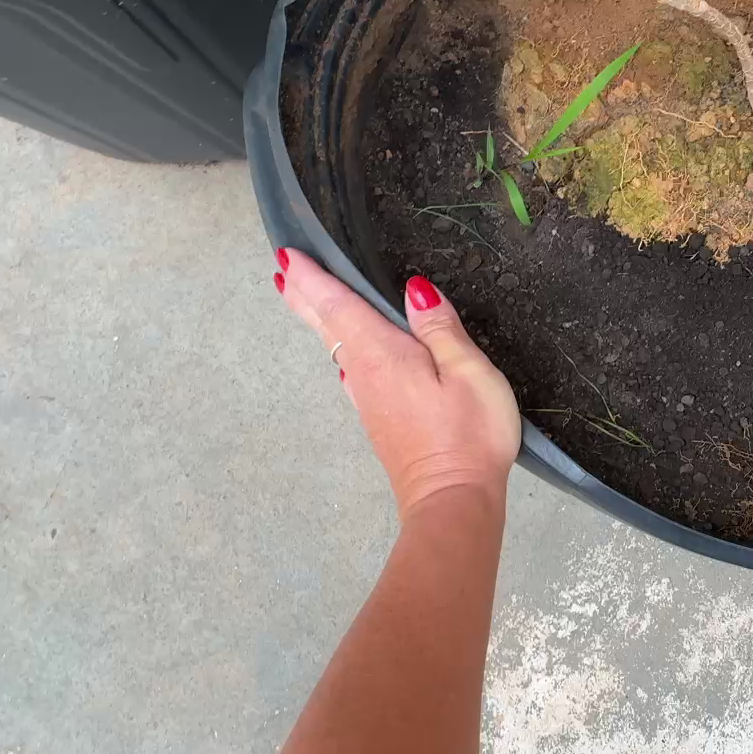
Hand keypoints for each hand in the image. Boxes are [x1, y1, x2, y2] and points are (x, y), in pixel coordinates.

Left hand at [275, 248, 520, 515]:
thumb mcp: (469, 371)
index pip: (340, 308)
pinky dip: (343, 344)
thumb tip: (414, 291)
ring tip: (309, 297)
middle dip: (305, 297)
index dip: (315, 280)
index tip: (288, 254)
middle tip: (283, 270)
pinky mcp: (380, 417)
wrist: (455, 499)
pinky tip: (349, 350)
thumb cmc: (469, 433)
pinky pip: (354, 366)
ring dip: (321, 319)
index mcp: (383, 356)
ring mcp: (368, 400)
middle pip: (328, 327)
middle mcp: (365, 375)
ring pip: (337, 347)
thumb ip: (441, 329)